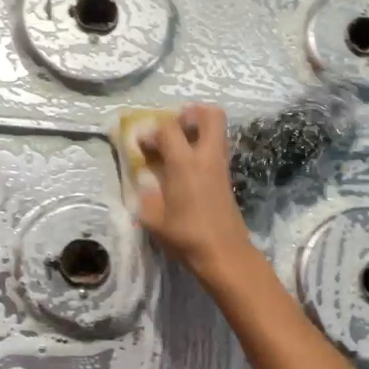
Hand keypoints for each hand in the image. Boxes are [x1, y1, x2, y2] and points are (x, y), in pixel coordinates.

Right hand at [134, 103, 255, 280]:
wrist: (224, 254)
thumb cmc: (186, 236)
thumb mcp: (153, 219)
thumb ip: (144, 195)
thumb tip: (142, 182)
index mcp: (185, 163)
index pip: (168, 128)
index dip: (151, 132)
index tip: (141, 146)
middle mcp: (206, 157)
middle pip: (210, 114)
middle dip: (190, 114)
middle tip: (173, 130)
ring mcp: (221, 166)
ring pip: (218, 130)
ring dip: (199, 129)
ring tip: (179, 147)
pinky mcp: (226, 178)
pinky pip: (217, 149)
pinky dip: (203, 148)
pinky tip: (187, 169)